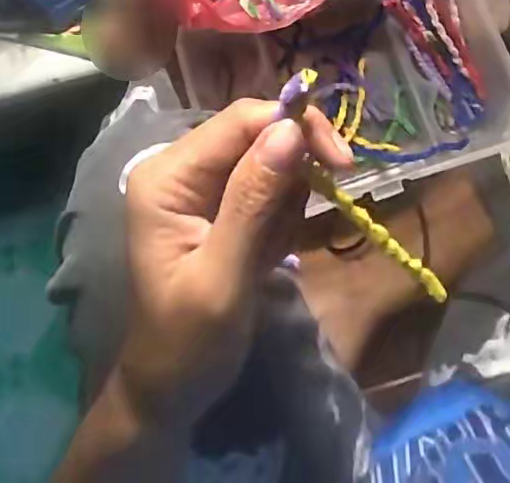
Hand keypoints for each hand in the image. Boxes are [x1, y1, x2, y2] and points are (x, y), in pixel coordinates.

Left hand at [114, 97, 352, 427]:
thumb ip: (252, 201)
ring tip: (271, 252)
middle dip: (295, 168)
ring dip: (289, 199)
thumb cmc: (188, 343)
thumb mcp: (222, 278)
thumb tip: (290, 130)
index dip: (296, 127)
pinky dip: (283, 212)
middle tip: (320, 207)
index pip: (241, 120)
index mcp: (168, 174)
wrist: (172, 389)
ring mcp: (200, 180)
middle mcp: (181, 164)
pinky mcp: (220, 197)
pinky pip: (270, 182)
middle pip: (258, 129)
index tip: (342, 163)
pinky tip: (268, 252)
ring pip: (271, 155)